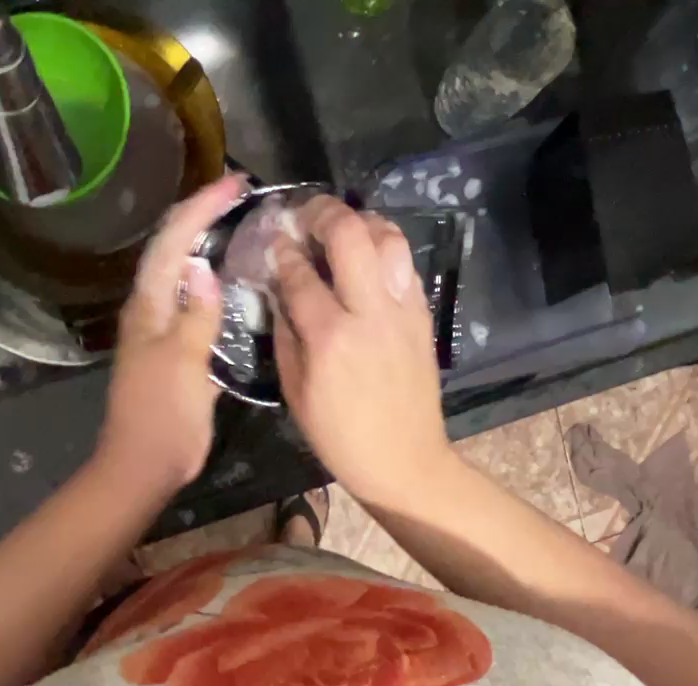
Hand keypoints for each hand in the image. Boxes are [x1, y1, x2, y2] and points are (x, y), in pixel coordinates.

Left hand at [94, 173, 248, 494]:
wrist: (146, 464)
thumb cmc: (161, 415)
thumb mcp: (181, 363)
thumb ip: (195, 316)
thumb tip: (205, 268)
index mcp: (148, 307)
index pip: (172, 242)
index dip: (201, 208)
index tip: (236, 183)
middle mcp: (153, 311)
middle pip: (175, 251)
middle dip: (203, 217)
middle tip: (240, 196)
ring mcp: (165, 333)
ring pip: (186, 278)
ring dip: (209, 248)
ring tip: (242, 227)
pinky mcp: (179, 355)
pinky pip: (199, 309)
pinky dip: (218, 290)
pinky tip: (239, 287)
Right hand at [272, 196, 453, 506]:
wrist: (404, 460)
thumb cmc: (340, 437)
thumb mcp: (296, 394)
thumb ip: (286, 337)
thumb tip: (279, 294)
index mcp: (330, 338)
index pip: (300, 274)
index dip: (282, 251)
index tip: (273, 241)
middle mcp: (369, 313)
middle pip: (349, 234)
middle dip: (322, 213)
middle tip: (305, 216)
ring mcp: (402, 311)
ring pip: (388, 237)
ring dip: (360, 222)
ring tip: (341, 229)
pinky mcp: (423, 316)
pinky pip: (405, 264)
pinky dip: (384, 249)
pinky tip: (367, 258)